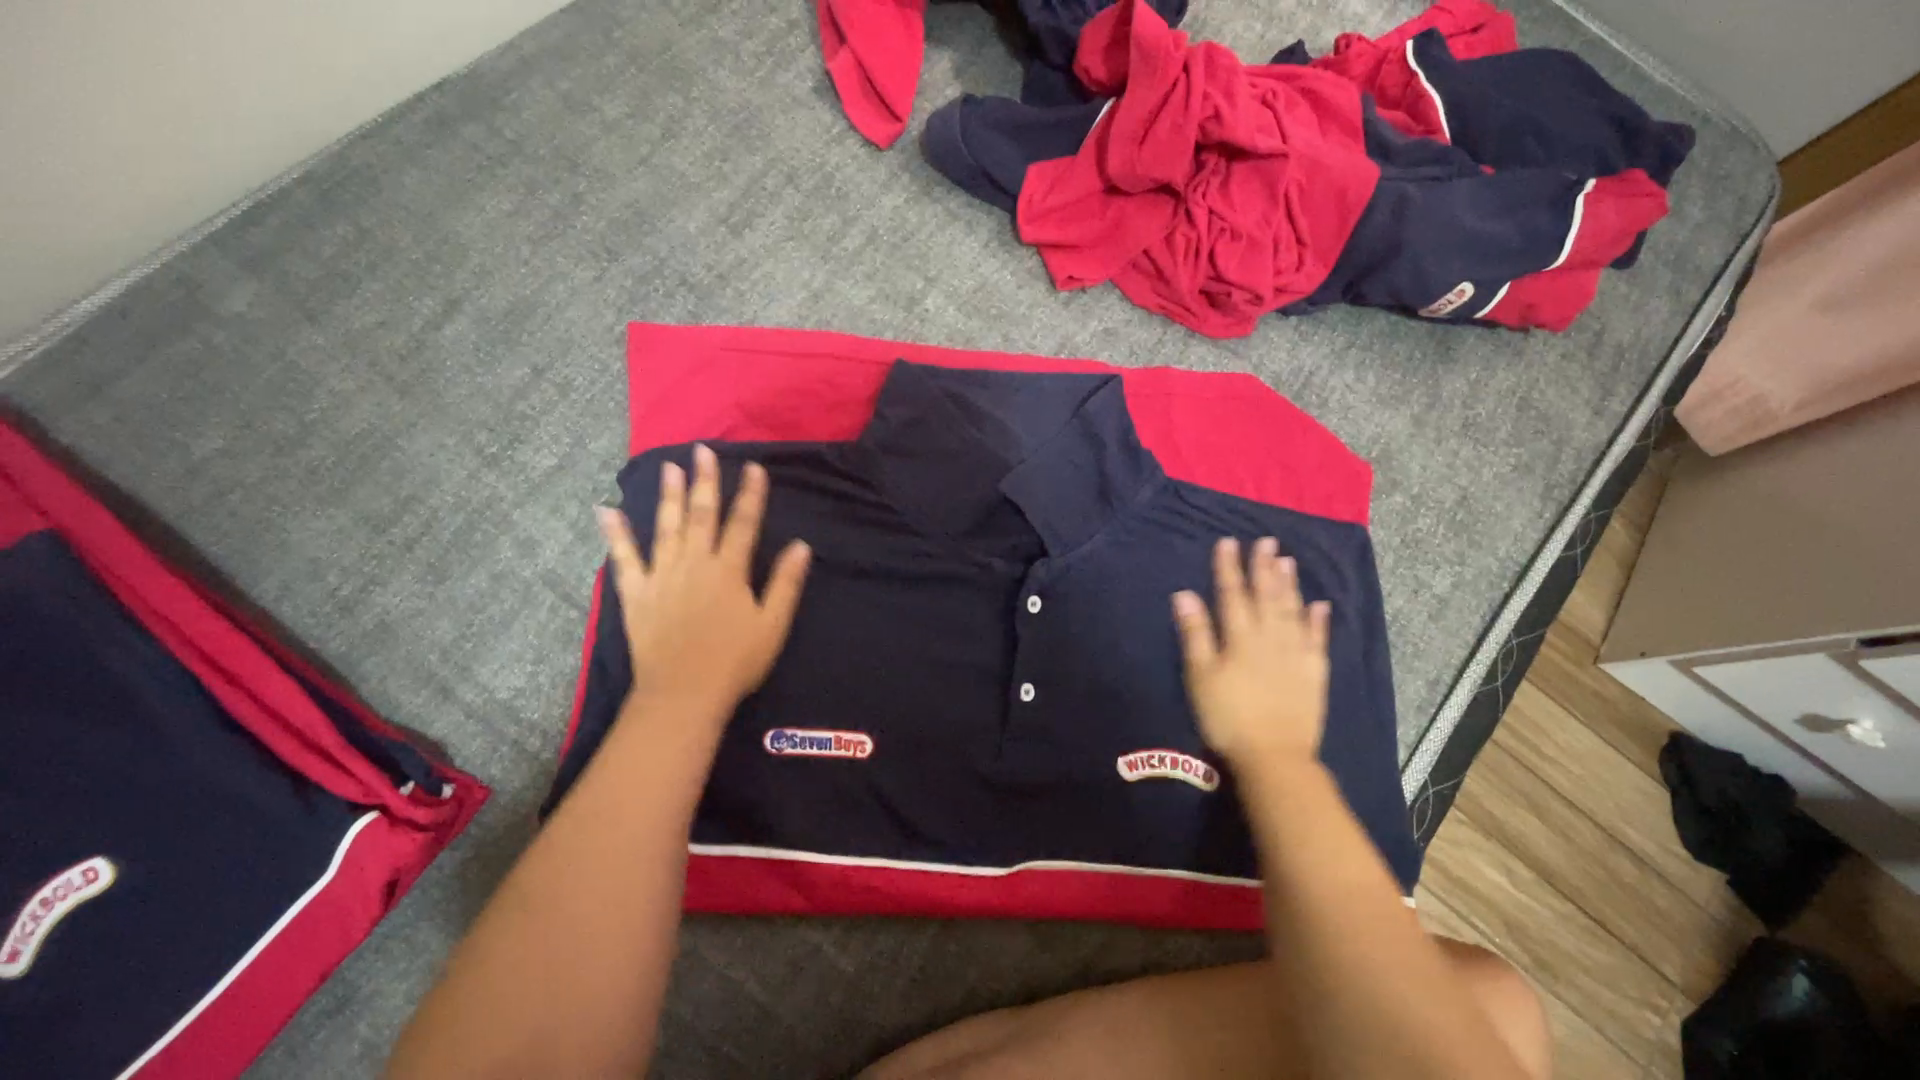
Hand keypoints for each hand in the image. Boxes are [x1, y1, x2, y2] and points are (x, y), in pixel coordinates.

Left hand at [596, 444, 810, 718]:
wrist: (683, 694)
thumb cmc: (735, 663)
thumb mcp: (772, 626)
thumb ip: (785, 584)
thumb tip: (800, 546)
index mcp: (729, 571)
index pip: (743, 524)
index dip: (751, 494)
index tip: (755, 467)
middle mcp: (694, 564)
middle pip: (701, 515)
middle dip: (704, 481)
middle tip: (703, 450)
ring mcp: (661, 576)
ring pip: (665, 527)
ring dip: (668, 495)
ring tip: (669, 466)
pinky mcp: (635, 593)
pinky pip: (623, 558)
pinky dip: (615, 534)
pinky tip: (606, 510)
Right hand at [1172, 537, 1331, 765]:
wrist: (1273, 756)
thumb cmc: (1227, 717)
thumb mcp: (1200, 676)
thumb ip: (1195, 634)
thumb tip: (1184, 594)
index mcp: (1239, 638)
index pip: (1231, 594)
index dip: (1228, 567)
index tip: (1227, 542)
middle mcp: (1270, 637)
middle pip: (1266, 596)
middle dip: (1263, 568)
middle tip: (1266, 541)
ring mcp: (1296, 653)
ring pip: (1292, 611)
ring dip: (1289, 585)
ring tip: (1288, 561)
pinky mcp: (1314, 672)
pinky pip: (1317, 639)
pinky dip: (1319, 620)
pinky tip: (1320, 604)